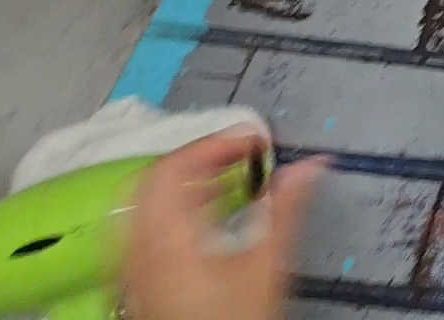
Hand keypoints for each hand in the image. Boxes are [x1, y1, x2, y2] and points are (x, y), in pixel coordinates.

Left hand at [123, 129, 325, 319]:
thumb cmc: (237, 317)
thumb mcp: (268, 263)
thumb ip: (286, 207)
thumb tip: (311, 162)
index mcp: (168, 240)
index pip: (171, 170)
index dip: (212, 144)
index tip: (256, 142)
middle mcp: (139, 250)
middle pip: (150, 182)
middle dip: (198, 157)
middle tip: (243, 153)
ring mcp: (133, 269)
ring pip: (143, 203)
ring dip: (187, 179)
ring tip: (233, 176)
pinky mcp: (138, 282)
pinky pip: (145, 226)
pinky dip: (178, 204)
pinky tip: (214, 212)